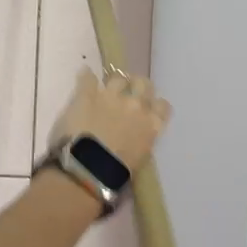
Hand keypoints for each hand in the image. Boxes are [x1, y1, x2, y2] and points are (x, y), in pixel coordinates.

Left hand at [48, 68, 171, 172]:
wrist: (87, 169)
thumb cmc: (114, 173)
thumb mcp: (138, 159)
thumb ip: (141, 141)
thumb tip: (136, 138)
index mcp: (152, 125)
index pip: (162, 106)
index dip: (153, 104)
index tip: (146, 108)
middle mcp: (136, 106)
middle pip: (143, 84)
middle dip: (137, 87)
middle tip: (127, 93)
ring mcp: (111, 97)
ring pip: (118, 78)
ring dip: (113, 82)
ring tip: (104, 88)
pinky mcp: (86, 96)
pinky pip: (87, 77)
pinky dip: (85, 76)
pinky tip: (84, 74)